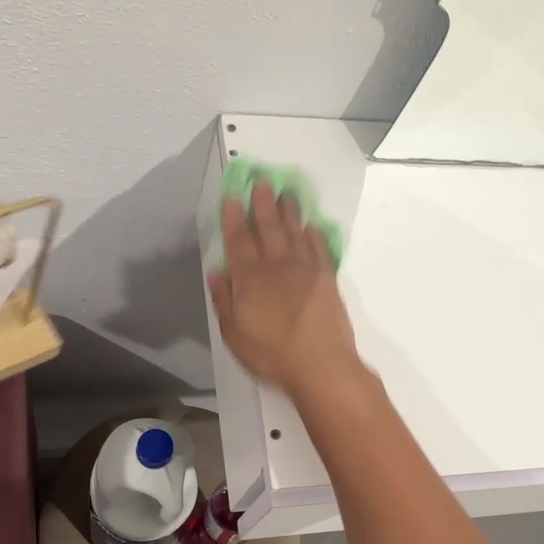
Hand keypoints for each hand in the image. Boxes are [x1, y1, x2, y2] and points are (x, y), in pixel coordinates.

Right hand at [208, 179, 363, 396]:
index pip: (238, 240)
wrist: (320, 364)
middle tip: (262, 180)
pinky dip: (313, 233)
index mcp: (250, 278)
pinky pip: (319, 247)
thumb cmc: (271, 353)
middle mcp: (277, 265)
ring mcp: (305, 268)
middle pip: (268, 227)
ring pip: (295, 231)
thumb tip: (217, 272)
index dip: (233, 217)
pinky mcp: (327, 277)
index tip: (232, 196)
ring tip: (286, 192)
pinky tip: (310, 225)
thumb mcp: (234, 333)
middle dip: (262, 203)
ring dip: (289, 210)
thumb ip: (224, 300)